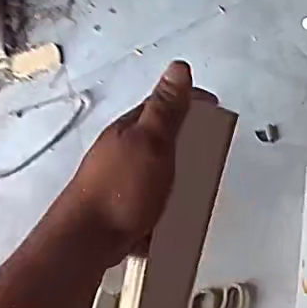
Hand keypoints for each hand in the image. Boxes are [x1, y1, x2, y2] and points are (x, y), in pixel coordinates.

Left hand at [61, 61, 217, 255]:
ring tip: (202, 177)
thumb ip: (166, 109)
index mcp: (130, 128)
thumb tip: (178, 68)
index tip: (215, 107)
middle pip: (161, 133)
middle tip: (212, 141)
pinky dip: (171, 190)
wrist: (91, 239)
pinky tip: (180, 203)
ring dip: (179, 163)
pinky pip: (155, 189)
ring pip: (158, 162)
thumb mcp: (151, 144)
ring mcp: (123, 176)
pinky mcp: (127, 202)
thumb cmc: (121, 190)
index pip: (163, 103)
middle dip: (186, 132)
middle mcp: (124, 147)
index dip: (190, 100)